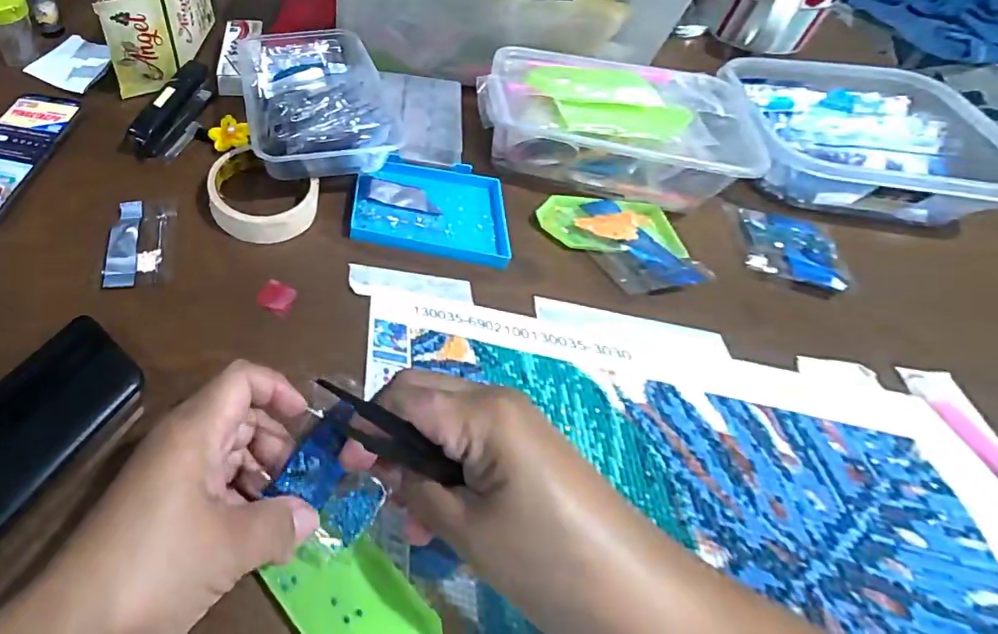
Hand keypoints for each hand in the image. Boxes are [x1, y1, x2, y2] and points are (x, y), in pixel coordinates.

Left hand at [0, 361, 318, 633]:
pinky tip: (257, 533)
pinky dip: (239, 497)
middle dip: (277, 442)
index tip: (310, 421)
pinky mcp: (163, 500)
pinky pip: (211, 481)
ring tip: (286, 515)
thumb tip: (309, 514)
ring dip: (260, 475)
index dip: (278, 389)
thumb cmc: (158, 562)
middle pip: (239, 415)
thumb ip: (275, 525)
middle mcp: (182, 438)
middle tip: (305, 484)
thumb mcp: (226, 548)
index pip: (241, 380)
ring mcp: (170, 469)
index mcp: (194, 429)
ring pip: (227, 451)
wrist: (82, 611)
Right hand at [338, 367, 566, 581]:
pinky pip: (469, 438)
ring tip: (406, 512)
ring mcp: (515, 421)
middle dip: (388, 432)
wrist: (653, 604)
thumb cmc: (553, 563)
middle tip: (371, 480)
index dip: (366, 425)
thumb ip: (416, 489)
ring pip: (442, 417)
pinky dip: (444, 464)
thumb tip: (384, 468)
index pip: (402, 396)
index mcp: (482, 411)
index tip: (344, 464)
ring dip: (414, 453)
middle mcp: (496, 399)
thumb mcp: (470, 532)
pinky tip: (438, 512)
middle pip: (419, 394)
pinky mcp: (527, 445)